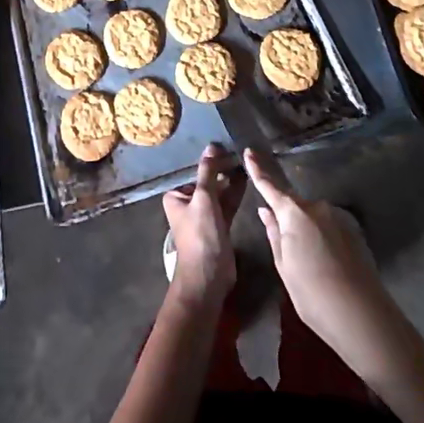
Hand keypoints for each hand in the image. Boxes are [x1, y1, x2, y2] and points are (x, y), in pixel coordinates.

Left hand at [162, 144, 245, 308]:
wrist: (209, 276)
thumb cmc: (201, 234)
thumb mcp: (203, 198)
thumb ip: (208, 172)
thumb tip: (211, 146)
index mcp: (176, 196)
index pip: (196, 173)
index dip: (212, 161)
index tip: (229, 148)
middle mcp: (188, 204)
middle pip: (208, 182)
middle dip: (223, 170)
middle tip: (242, 154)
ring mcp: (204, 216)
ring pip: (219, 193)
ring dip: (231, 180)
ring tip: (247, 163)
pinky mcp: (219, 227)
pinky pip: (227, 205)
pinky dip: (235, 194)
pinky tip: (246, 180)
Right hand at [244, 148, 391, 351]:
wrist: (363, 317)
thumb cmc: (312, 293)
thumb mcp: (284, 266)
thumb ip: (274, 234)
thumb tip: (266, 211)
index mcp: (294, 212)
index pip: (270, 186)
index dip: (258, 169)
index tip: (249, 151)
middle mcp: (318, 207)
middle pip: (293, 204)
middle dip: (285, 216)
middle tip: (284, 247)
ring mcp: (339, 219)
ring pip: (312, 218)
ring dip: (305, 231)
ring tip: (306, 265)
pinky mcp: (354, 233)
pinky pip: (328, 228)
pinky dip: (321, 240)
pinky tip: (324, 265)